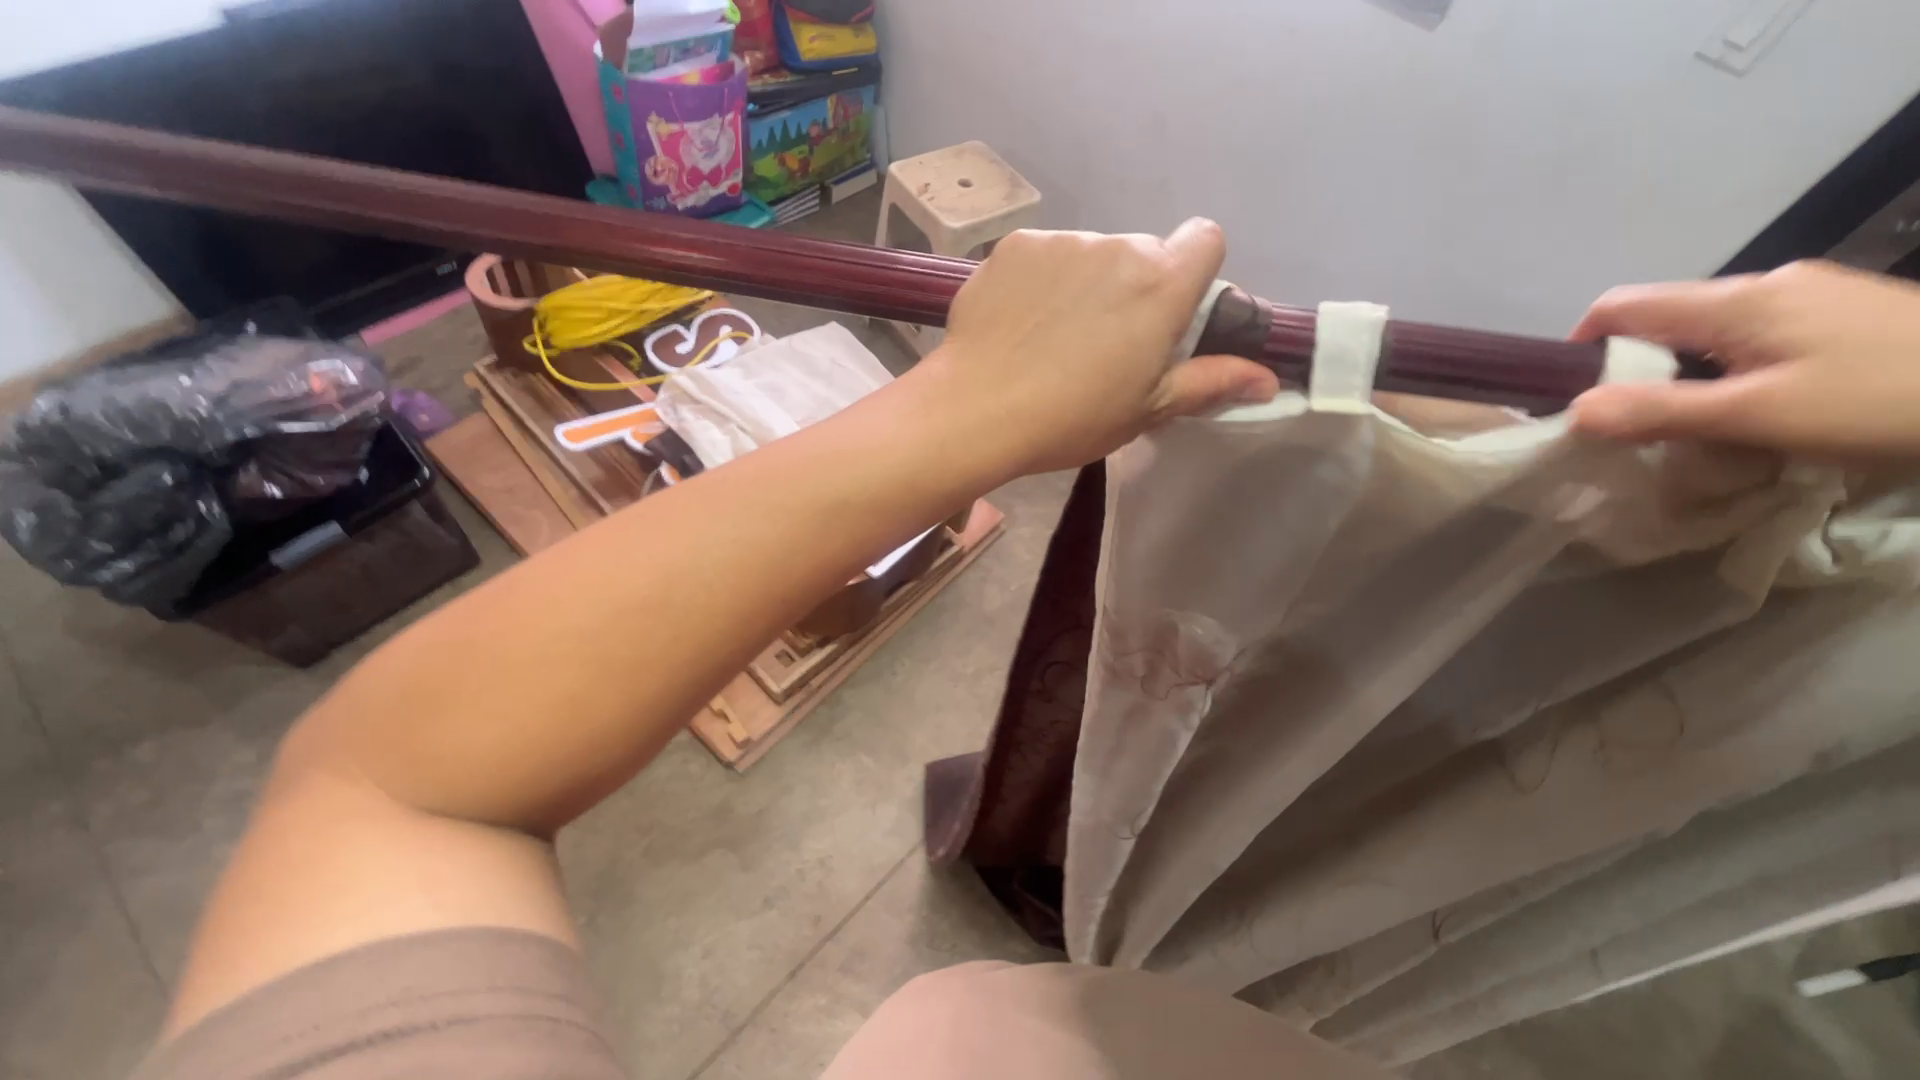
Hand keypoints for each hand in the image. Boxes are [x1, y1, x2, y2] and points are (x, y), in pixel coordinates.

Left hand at [917, 220, 1279, 473]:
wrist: (976, 410)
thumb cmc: (1072, 417)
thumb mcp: (1148, 409)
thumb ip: (1210, 383)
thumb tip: (1268, 379)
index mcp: (1161, 283)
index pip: (1206, 239)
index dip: (1197, 272)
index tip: (1173, 314)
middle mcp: (1116, 246)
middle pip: (1144, 254)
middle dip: (1136, 289)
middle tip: (1105, 346)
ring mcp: (1060, 241)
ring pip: (1091, 256)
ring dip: (1086, 285)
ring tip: (1053, 339)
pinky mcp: (1013, 247)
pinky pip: (1043, 257)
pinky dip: (1041, 282)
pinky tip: (1020, 324)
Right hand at [1569, 260, 1919, 456]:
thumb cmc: (1887, 402)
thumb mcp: (1762, 417)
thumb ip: (1662, 412)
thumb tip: (1573, 412)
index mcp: (1740, 300)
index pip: (1622, 304)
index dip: (1580, 345)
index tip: (1574, 398)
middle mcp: (1770, 283)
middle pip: (1665, 317)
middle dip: (1633, 369)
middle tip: (1639, 428)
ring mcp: (1815, 294)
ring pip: (1712, 330)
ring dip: (1685, 374)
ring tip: (1702, 426)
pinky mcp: (1850, 313)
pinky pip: (1758, 336)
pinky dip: (1732, 371)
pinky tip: (1763, 410)